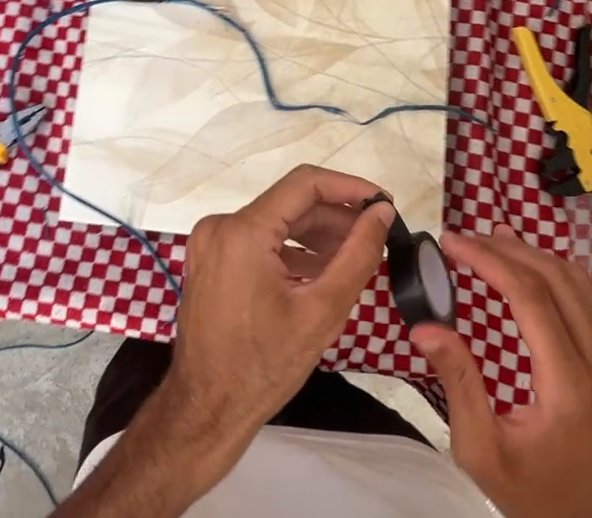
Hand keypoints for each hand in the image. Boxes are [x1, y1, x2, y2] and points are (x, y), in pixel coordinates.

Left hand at [163, 164, 394, 439]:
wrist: (207, 408)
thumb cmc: (266, 364)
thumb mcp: (322, 310)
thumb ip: (357, 254)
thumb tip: (380, 214)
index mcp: (242, 230)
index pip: (305, 183)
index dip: (349, 187)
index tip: (383, 203)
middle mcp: (221, 225)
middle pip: (290, 204)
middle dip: (337, 217)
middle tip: (377, 235)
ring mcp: (211, 242)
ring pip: (276, 222)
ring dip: (317, 235)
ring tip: (357, 255)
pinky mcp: (211, 260)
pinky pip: (259, 240)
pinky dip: (292, 250)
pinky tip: (323, 270)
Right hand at [410, 225, 591, 517]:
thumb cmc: (532, 496)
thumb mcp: (482, 452)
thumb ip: (458, 385)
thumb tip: (425, 326)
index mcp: (568, 382)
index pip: (530, 295)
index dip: (488, 260)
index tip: (451, 243)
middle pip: (558, 278)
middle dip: (508, 249)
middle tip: (465, 239)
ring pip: (579, 285)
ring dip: (534, 256)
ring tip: (493, 241)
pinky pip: (588, 304)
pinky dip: (555, 275)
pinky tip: (529, 271)